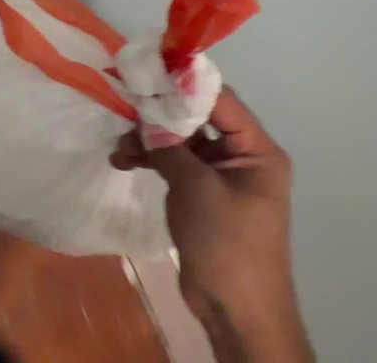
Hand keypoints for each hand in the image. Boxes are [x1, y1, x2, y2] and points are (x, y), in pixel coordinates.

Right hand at [112, 88, 313, 362]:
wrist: (237, 311)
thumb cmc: (228, 243)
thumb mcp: (196, 188)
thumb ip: (168, 144)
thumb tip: (142, 113)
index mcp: (256, 150)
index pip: (219, 98)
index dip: (182, 81)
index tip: (145, 66)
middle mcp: (241, 156)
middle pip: (196, 116)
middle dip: (158, 111)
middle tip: (122, 101)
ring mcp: (220, 176)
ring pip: (179, 138)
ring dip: (148, 138)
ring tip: (120, 147)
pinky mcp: (201, 194)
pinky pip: (173, 161)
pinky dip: (149, 157)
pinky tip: (123, 160)